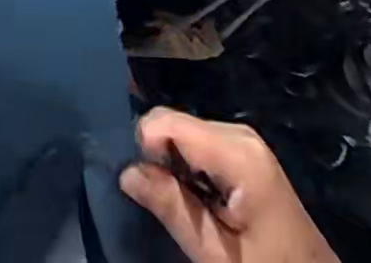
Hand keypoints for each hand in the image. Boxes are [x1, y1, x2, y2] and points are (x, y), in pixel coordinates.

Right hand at [120, 108, 339, 262]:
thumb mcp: (216, 255)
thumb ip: (172, 207)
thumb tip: (125, 171)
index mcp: (236, 152)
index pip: (166, 122)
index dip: (146, 151)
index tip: (149, 193)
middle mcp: (239, 133)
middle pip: (173, 124)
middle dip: (158, 159)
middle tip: (168, 208)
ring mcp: (244, 140)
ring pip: (182, 133)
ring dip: (172, 167)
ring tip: (186, 209)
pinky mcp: (245, 151)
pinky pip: (198, 144)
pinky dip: (188, 169)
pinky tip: (201, 203)